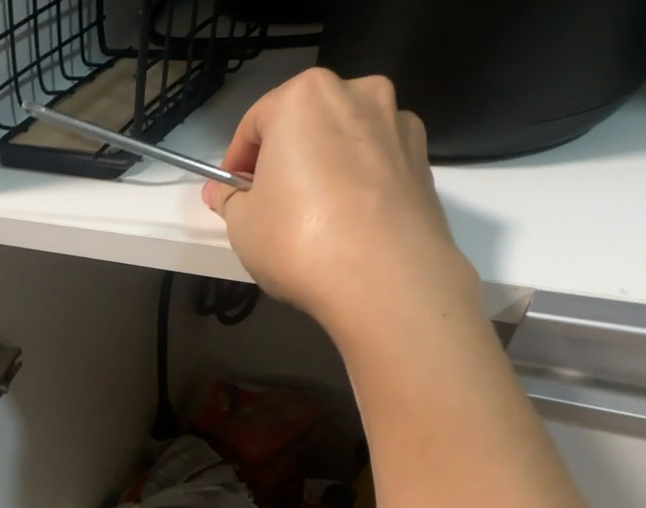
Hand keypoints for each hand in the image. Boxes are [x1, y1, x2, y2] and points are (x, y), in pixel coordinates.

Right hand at [200, 68, 479, 334]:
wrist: (383, 276)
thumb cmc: (296, 239)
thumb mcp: (242, 224)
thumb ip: (230, 199)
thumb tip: (222, 191)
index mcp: (304, 97)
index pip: (254, 122)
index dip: (236, 160)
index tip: (231, 193)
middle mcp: (356, 93)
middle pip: (305, 121)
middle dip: (283, 156)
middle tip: (268, 201)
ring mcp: (397, 121)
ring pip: (344, 137)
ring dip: (322, 164)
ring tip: (311, 212)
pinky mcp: (422, 155)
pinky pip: (375, 159)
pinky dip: (356, 178)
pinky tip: (346, 219)